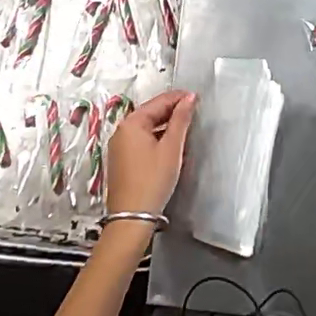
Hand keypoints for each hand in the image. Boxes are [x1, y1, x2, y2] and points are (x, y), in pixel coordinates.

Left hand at [106, 90, 195, 215]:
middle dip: (172, 110)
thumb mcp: (171, 148)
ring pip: (145, 127)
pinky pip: (140, 139)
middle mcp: (121, 130)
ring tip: (185, 124)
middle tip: (194, 110)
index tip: (197, 98)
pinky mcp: (121, 159)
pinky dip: (156, 136)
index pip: (158, 102)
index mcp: (131, 123)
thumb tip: (189, 98)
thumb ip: (181, 120)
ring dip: (164, 124)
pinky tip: (169, 142)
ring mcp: (119, 145)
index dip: (179, 98)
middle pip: (150, 113)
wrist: (131, 217)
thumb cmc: (153, 180)